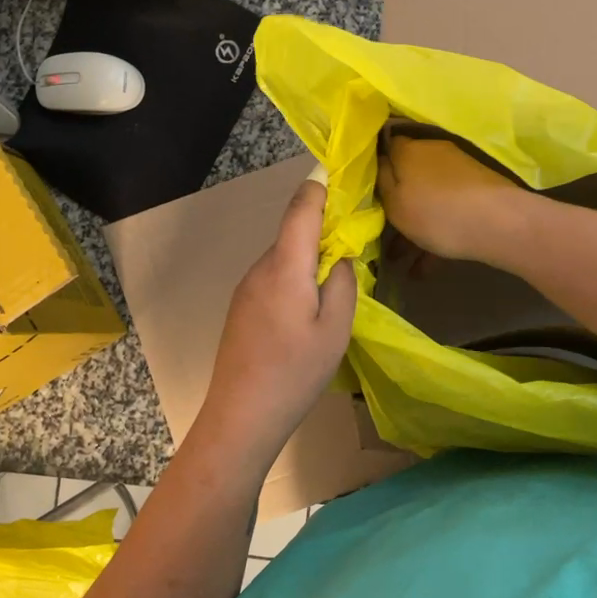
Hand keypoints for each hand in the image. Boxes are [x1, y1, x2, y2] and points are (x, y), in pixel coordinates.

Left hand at [200, 180, 356, 446]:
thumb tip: (341, 258)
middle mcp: (260, 268)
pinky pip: (273, 281)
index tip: (344, 182)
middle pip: (294, 234)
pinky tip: (305, 321)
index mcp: (285, 265)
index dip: (323, 187)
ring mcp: (245, 289)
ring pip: (284, 260)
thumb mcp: (335, 329)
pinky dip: (294, 284)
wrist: (241, 415)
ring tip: (333, 299)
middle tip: (356, 258)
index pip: (302, 206)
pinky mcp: (240, 309)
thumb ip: (344, 283)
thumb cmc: (294, 372)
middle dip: (324, 237)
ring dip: (309, 266)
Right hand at [377, 137, 532, 264]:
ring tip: (403, 266)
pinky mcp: (477, 193)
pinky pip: (447, 214)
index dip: (374, 169)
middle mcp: (433, 154)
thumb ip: (381, 181)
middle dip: (395, 209)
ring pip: (428, 201)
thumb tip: (378, 161)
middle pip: (407, 179)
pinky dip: (435, 237)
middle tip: (383, 239)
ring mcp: (459, 173)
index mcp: (409, 151)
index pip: (386, 148)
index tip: (366, 192)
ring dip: (414, 231)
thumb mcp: (394, 203)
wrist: (498, 223)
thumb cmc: (435, 213)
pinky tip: (424, 270)